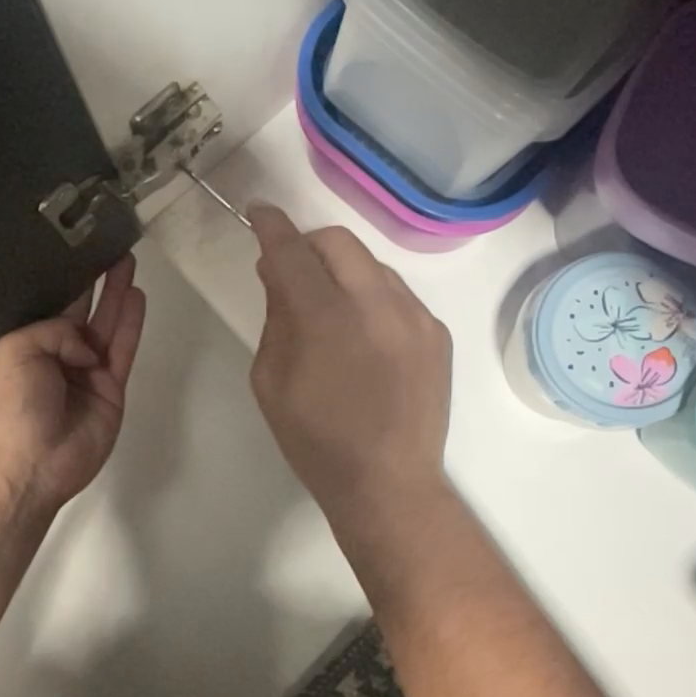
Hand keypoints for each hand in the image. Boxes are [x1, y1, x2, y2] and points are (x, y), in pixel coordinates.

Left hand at [0, 256, 146, 512]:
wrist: (33, 463)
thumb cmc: (16, 407)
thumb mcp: (17, 351)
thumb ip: (54, 330)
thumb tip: (87, 346)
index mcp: (32, 346)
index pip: (54, 307)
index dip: (67, 282)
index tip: (79, 253)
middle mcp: (61, 355)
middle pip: (85, 311)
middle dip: (97, 282)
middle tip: (110, 249)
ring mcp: (89, 373)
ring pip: (107, 326)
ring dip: (117, 295)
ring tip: (127, 262)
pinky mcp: (111, 389)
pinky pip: (123, 350)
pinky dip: (131, 325)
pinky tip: (136, 298)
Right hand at [249, 205, 451, 518]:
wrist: (388, 483)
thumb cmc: (314, 441)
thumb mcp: (271, 381)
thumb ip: (275, 318)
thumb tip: (279, 275)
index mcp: (325, 320)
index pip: (292, 252)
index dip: (271, 227)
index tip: (259, 214)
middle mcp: (375, 304)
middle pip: (338, 241)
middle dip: (308, 244)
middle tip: (291, 270)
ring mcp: (414, 316)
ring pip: (371, 264)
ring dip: (342, 271)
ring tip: (329, 308)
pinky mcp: (436, 333)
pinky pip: (397, 294)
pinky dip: (371, 297)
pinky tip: (363, 334)